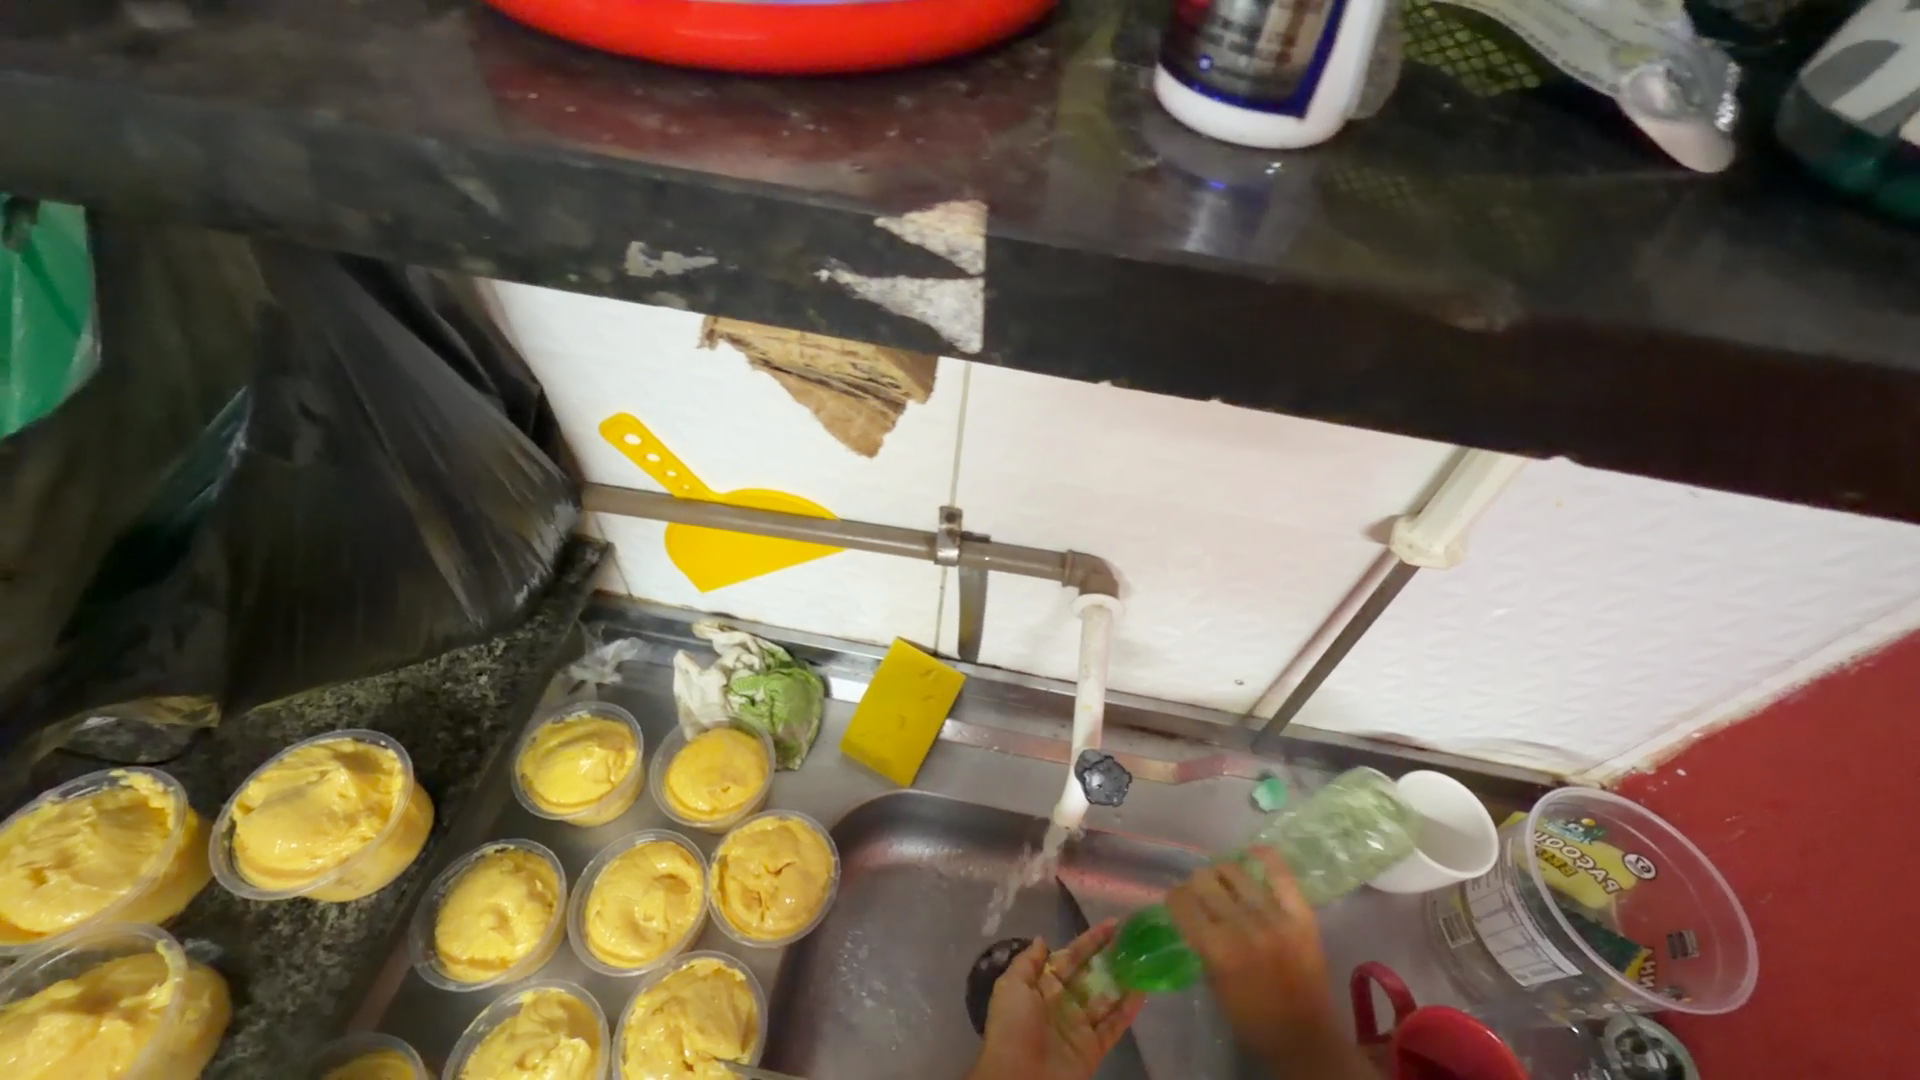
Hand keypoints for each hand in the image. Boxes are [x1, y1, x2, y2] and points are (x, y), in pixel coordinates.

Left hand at [965, 919, 1145, 1079]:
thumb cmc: (1012, 1027)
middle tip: (1134, 938)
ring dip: (1123, 979)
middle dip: (1110, 956)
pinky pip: (1114, 1025)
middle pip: (1091, 973)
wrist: (1018, 1079)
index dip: (1090, 941)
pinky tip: (1143, 992)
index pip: (1071, 956)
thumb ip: (1028, 962)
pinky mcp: (1093, 1047)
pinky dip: (1128, 1010)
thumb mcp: (1011, 986)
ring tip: (1144, 959)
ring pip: (1106, 997)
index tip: (1112, 924)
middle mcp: (1064, 1001)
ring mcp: (1080, 1025)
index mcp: (1043, 985)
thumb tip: (1043, 939)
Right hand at [1168, 847, 1371, 1075]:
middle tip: (1200, 895)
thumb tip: (1190, 913)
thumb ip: (1200, 945)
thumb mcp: (1213, 986)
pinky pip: (1281, 874)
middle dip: (1195, 885)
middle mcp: (1244, 927)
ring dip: (1221, 872)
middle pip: (1204, 880)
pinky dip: (1264, 858)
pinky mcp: (1302, 916)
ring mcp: (1276, 918)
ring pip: (1235, 871)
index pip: (1181, 902)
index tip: (1177, 904)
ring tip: (1223, 880)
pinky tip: (1251, 854)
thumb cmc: (1252, 1020)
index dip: (1174, 899)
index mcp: (1218, 950)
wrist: (1307, 1038)